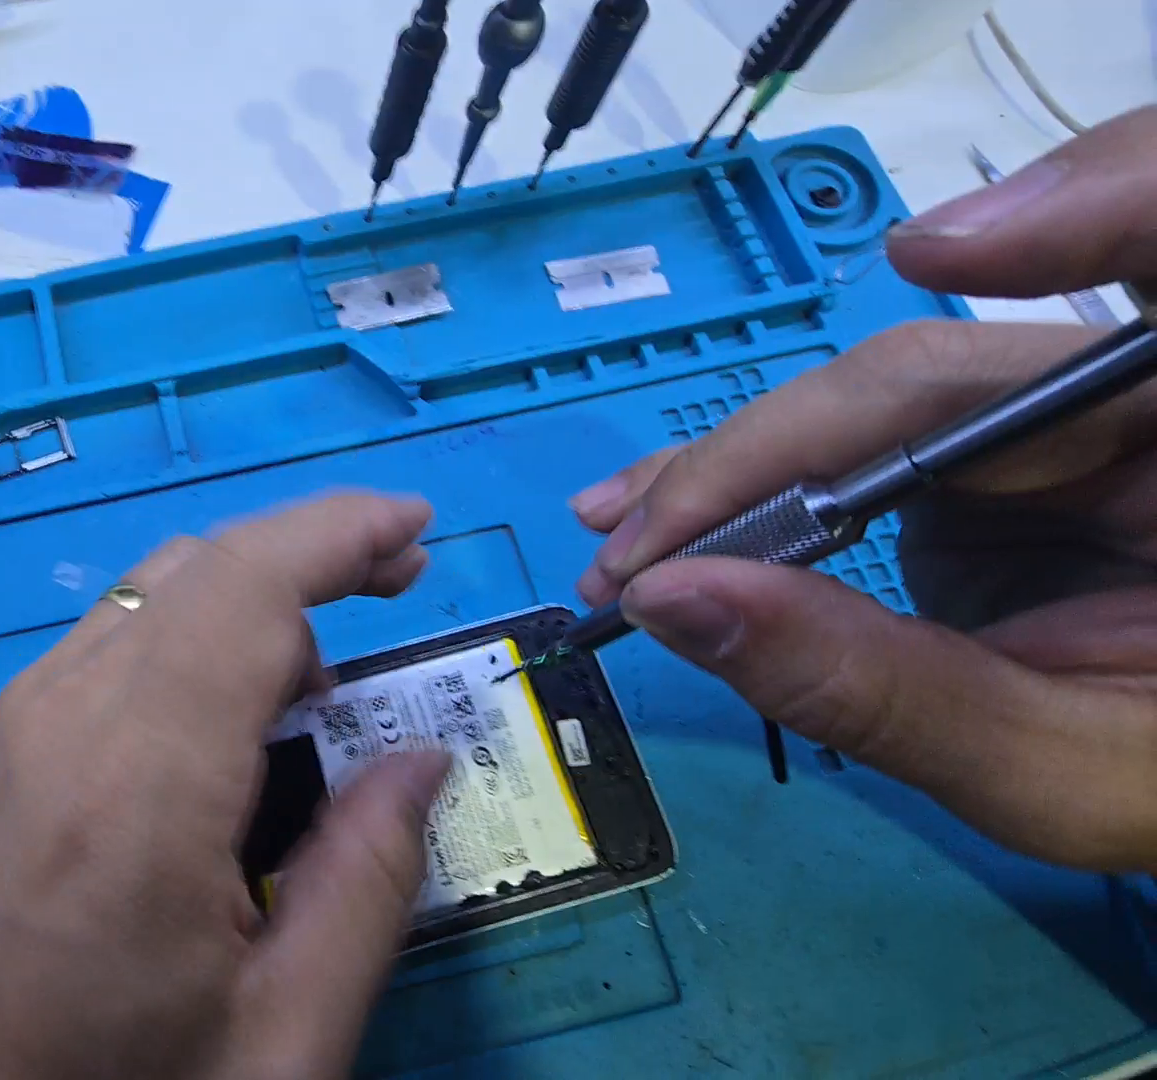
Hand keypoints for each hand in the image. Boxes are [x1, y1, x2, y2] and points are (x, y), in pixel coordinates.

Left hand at [0, 495, 449, 1079]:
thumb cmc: (108, 1077)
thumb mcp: (278, 1033)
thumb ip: (366, 882)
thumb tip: (422, 759)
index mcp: (143, 787)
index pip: (243, 593)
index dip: (336, 536)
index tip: (412, 528)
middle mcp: (75, 710)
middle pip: (207, 566)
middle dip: (316, 548)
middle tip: (399, 577)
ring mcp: (36, 700)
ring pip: (167, 581)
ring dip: (264, 584)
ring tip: (331, 664)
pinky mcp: (24, 710)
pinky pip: (134, 620)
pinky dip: (211, 618)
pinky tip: (247, 689)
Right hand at [567, 107, 1156, 871]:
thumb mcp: (1048, 774)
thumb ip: (870, 685)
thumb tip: (664, 595)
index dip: (1098, 211)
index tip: (928, 254)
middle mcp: (1135, 412)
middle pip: (922, 382)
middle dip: (751, 460)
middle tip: (630, 552)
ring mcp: (1048, 433)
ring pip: (857, 407)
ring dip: (719, 474)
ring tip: (614, 535)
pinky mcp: (975, 463)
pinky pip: (840, 452)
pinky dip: (743, 493)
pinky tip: (666, 528)